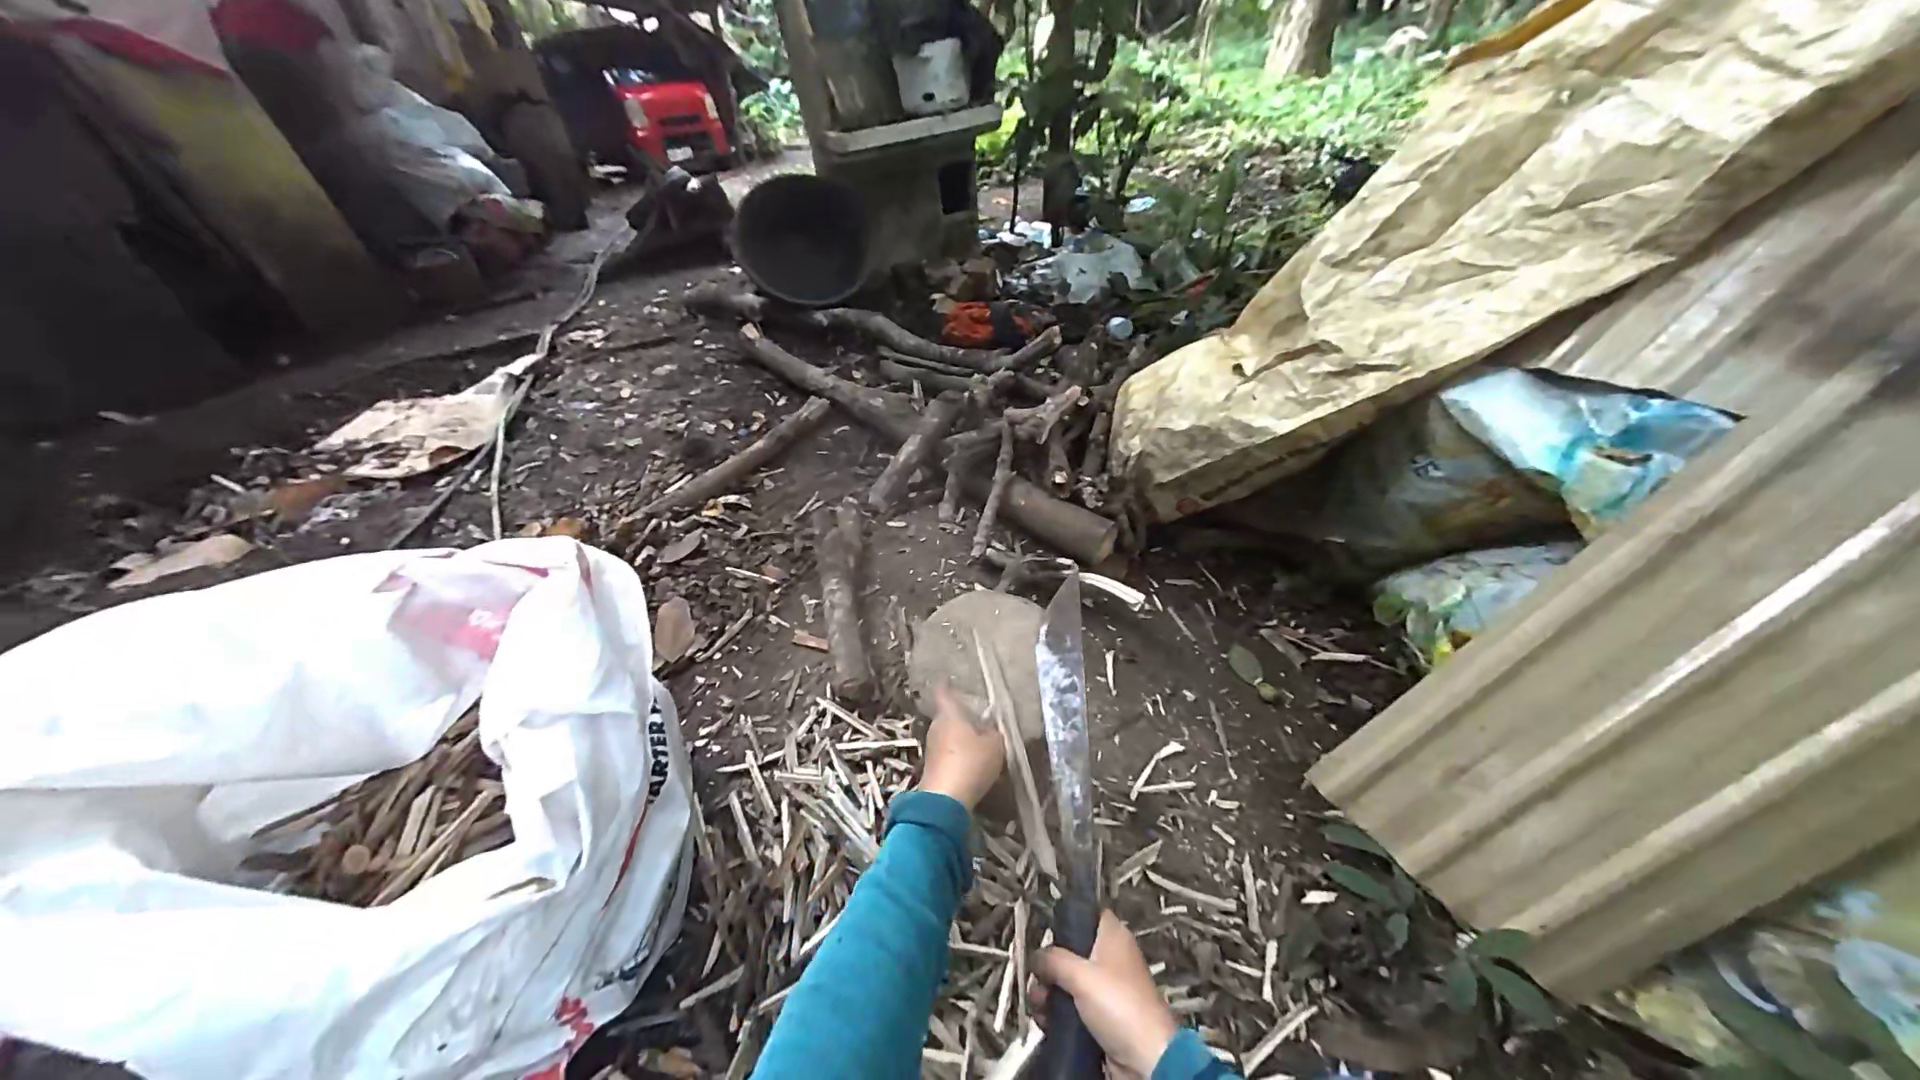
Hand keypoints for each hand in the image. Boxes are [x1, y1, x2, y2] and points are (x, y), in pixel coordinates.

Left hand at [916, 683, 1004, 811]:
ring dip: (961, 739)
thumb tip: (992, 729)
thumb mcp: (996, 746)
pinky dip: (958, 756)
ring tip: (981, 746)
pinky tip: (972, 766)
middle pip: (948, 715)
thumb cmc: (971, 762)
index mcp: (950, 713)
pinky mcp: (932, 767)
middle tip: (981, 722)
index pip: (944, 692)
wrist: (945, 800)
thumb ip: (996, 733)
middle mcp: (936, 726)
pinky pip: (948, 754)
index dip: (947, 686)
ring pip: (948, 735)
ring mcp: (932, 747)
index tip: (952, 682)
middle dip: (962, 718)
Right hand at [1032, 910, 1178, 1078]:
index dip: (1066, 919)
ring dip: (1048, 992)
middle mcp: (1109, 959)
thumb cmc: (1121, 1006)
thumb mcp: (1081, 975)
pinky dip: (1057, 1012)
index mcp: (1112, 936)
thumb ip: (1053, 959)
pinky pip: (1071, 1007)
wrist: (1146, 1060)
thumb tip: (1036, 957)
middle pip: (1070, 951)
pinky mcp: (1099, 1017)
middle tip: (1039, 978)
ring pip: (1067, 981)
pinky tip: (1045, 1020)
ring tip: (1039, 1004)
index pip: (1087, 913)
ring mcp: (1104, 989)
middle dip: (1049, 966)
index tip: (1047, 932)